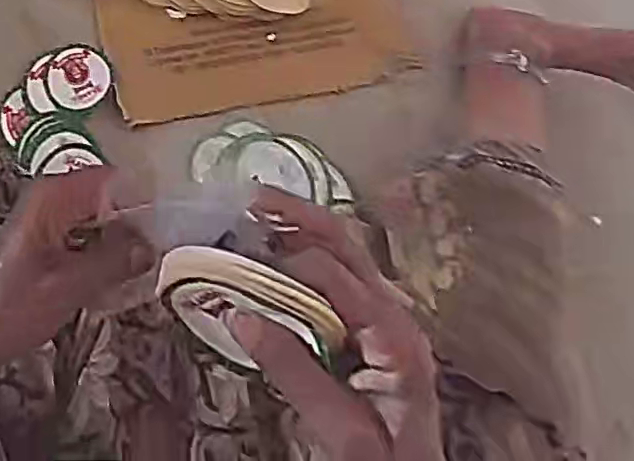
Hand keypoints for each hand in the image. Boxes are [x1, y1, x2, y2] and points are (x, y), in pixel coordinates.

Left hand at [0, 167, 153, 413]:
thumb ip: (113, 260)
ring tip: (149, 261)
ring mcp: (48, 216)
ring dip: (121, 236)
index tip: (168, 220)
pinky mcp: (47, 239)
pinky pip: (86, 232)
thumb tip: (153, 245)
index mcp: (54, 195)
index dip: (141, 196)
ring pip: (98, 215)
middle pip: (106, 195)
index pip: (111, 178)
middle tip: (163, 245)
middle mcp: (51, 196)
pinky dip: (104, 248)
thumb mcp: (69, 285)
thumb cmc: (12, 308)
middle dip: (134, 218)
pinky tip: (121, 273)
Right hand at [232, 190, 444, 460]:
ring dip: (300, 225)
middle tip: (251, 199)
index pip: (332, 275)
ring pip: (342, 249)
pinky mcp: (373, 323)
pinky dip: (306, 251)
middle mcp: (394, 310)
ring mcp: (386, 313)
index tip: (240, 272)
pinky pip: (339, 271)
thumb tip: (238, 314)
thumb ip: (295, 373)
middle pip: (344, 242)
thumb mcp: (343, 434)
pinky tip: (280, 248)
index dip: (283, 266)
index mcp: (394, 333)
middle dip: (297, 214)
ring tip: (260, 211)